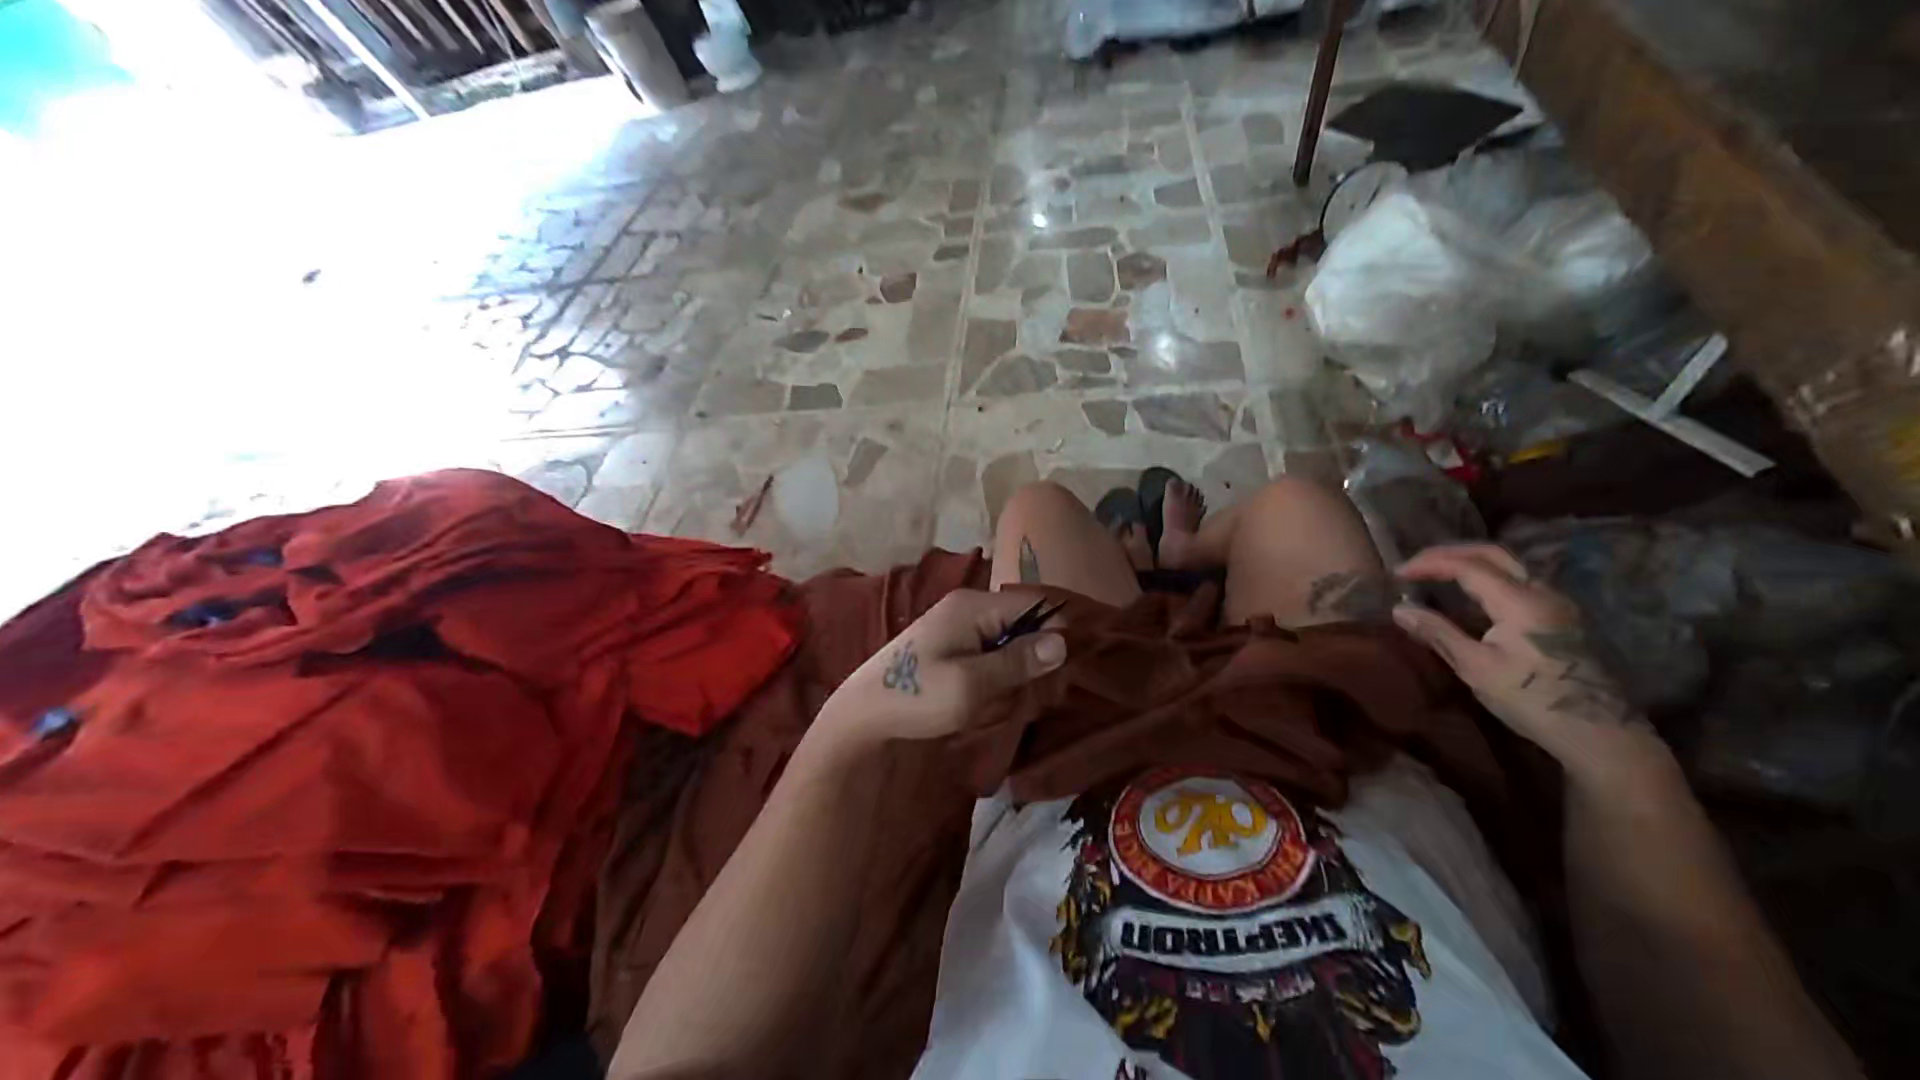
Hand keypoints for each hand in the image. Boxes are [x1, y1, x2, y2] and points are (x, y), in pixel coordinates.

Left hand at [810, 589, 1066, 753]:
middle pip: (1022, 623)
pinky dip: (996, 678)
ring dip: (1013, 673)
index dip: (1054, 632)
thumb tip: (1063, 641)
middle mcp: (967, 608)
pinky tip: (988, 702)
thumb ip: (1017, 661)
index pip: (1032, 604)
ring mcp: (956, 628)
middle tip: (1032, 696)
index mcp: (972, 606)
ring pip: (1008, 643)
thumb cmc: (916, 697)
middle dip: (1032, 659)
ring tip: (1003, 704)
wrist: (862, 716)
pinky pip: (989, 655)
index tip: (1064, 670)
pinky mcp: (950, 648)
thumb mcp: (972, 684)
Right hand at [1390, 544, 1645, 764]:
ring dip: (1469, 562)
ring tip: (1437, 574)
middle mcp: (1542, 592)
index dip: (1429, 563)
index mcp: (1521, 601)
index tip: (1398, 573)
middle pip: (1493, 554)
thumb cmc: (1532, 699)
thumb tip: (1399, 609)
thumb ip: (1438, 632)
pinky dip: (1486, 577)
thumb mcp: (1476, 667)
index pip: (1468, 565)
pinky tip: (1469, 595)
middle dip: (1450, 553)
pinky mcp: (1559, 618)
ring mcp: (1556, 604)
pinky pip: (1518, 581)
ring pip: (1509, 565)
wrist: (1598, 733)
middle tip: (1416, 564)